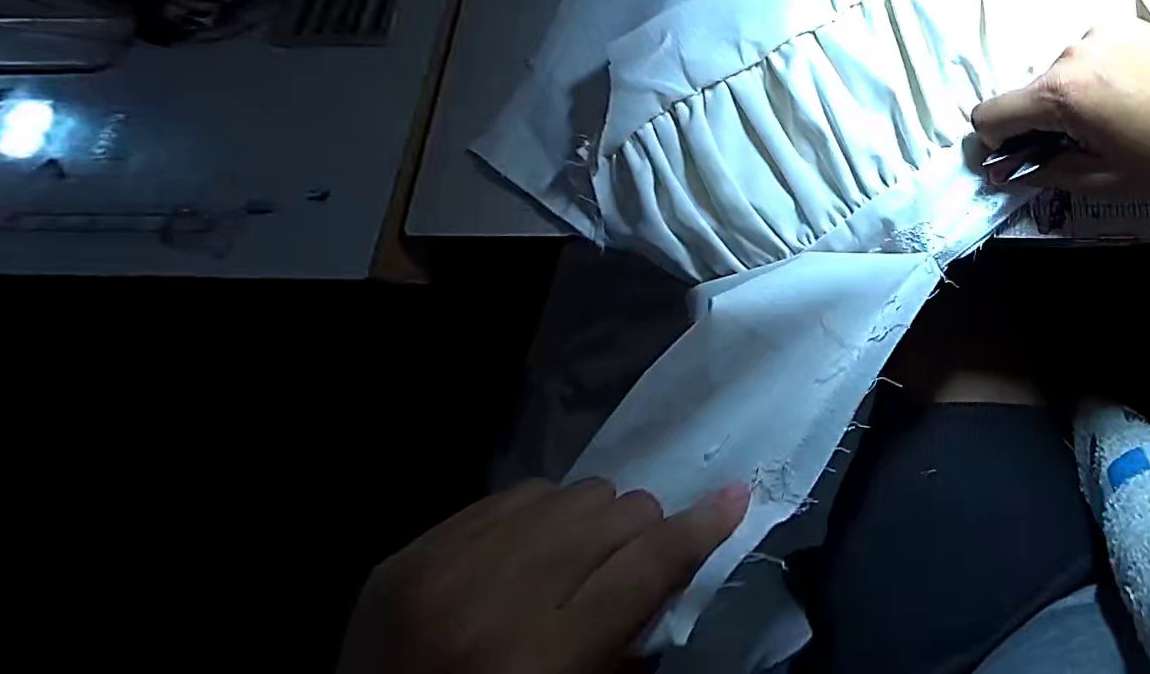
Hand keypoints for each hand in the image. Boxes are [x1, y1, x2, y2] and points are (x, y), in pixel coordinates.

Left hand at [337, 478, 749, 673]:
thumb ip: (627, 644)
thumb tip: (676, 571)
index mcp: (537, 660)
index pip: (646, 566)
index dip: (700, 527)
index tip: (735, 497)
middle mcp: (490, 600)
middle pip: (615, 514)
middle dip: (637, 535)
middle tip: (624, 568)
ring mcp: (444, 566)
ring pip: (573, 491)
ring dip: (589, 522)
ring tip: (569, 562)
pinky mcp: (413, 551)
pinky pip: (517, 493)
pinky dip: (538, 517)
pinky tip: (522, 554)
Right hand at [972, 21, 1149, 191]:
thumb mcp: (1105, 180)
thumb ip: (1043, 173)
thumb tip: (1005, 172)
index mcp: (1060, 92)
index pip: (989, 114)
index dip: (999, 143)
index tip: (1030, 156)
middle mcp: (1069, 52)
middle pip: (1024, 95)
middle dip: (1040, 122)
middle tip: (1086, 143)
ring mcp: (1096, 33)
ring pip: (1054, 76)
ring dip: (1068, 99)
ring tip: (1117, 116)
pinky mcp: (1120, 24)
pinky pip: (1083, 57)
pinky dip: (1092, 77)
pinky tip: (1132, 92)